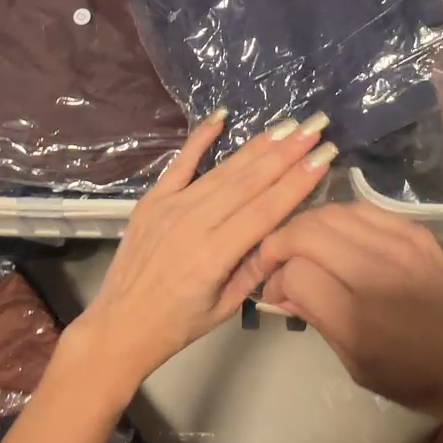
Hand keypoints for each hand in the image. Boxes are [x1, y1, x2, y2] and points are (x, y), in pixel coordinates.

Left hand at [66, 109, 335, 395]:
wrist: (119, 325)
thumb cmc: (178, 324)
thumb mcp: (226, 306)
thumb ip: (256, 267)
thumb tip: (287, 229)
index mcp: (214, 255)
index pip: (266, 210)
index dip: (297, 181)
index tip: (324, 156)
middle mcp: (194, 223)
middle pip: (249, 182)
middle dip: (287, 153)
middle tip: (315, 127)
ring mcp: (171, 206)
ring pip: (223, 170)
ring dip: (259, 145)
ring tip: (288, 126)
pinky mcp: (153, 198)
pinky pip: (181, 162)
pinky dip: (200, 137)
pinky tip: (222, 116)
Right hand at [257, 202, 442, 420]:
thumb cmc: (416, 377)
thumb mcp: (356, 365)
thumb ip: (317, 319)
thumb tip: (283, 288)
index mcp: (359, 320)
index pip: (295, 273)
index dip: (276, 281)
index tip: (277, 294)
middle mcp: (375, 273)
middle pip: (306, 232)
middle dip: (281, 243)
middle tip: (277, 262)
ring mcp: (397, 244)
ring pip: (330, 212)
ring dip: (307, 226)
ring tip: (303, 246)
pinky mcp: (413, 230)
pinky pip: (360, 209)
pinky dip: (338, 219)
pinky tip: (337, 237)